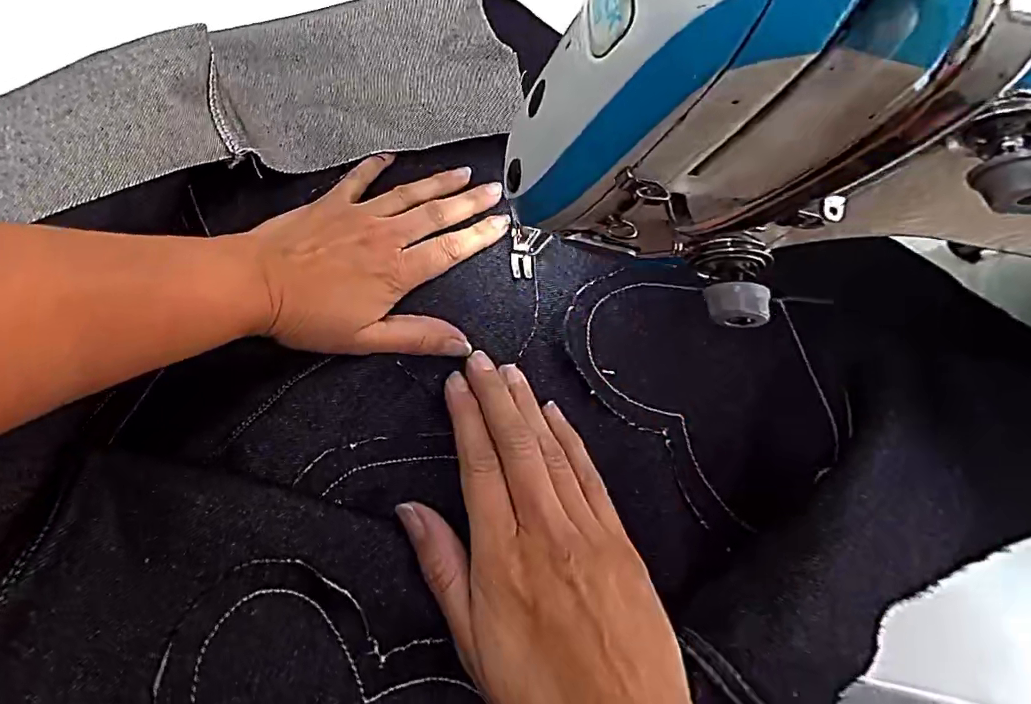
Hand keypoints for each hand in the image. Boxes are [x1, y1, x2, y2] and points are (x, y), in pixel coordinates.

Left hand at [237, 154, 508, 355]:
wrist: (256, 283)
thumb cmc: (307, 316)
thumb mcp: (365, 338)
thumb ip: (416, 336)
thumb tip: (460, 344)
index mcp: (397, 270)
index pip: (451, 249)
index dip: (480, 236)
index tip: (502, 224)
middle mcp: (386, 236)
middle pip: (438, 215)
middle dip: (471, 201)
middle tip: (495, 190)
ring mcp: (361, 214)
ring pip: (410, 193)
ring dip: (439, 182)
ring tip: (463, 172)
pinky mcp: (334, 202)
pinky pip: (361, 178)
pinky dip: (376, 166)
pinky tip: (390, 156)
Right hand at [397, 352, 688, 703]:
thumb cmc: (542, 690)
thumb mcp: (474, 639)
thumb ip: (442, 567)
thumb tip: (411, 512)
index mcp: (503, 557)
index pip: (479, 466)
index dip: (467, 418)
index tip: (457, 386)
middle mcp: (544, 533)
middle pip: (516, 445)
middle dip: (495, 395)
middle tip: (480, 361)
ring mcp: (586, 531)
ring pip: (552, 450)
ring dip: (529, 405)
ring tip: (511, 373)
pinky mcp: (619, 538)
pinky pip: (589, 474)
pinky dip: (570, 437)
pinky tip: (556, 413)